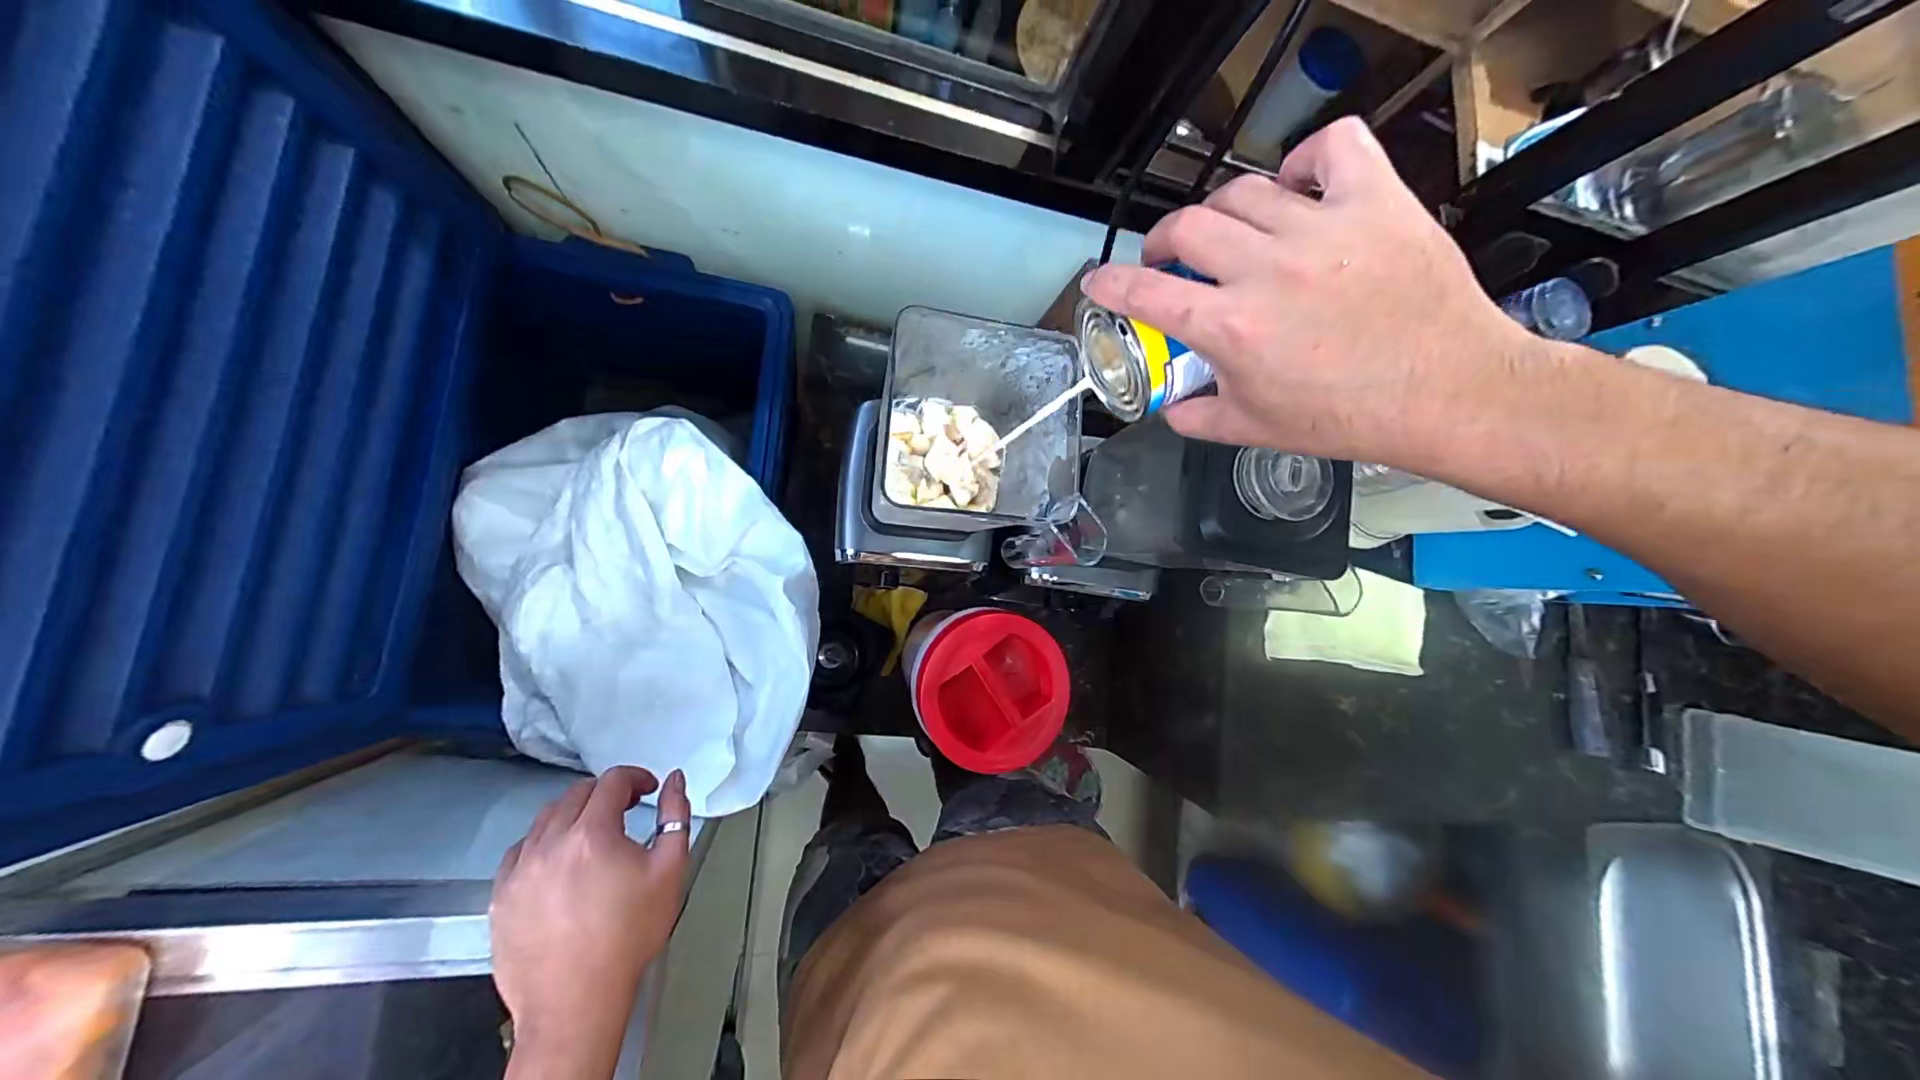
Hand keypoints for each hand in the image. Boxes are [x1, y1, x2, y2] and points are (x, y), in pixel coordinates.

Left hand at [492, 766, 690, 1078]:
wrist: (576, 1001)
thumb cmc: (628, 937)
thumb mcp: (670, 870)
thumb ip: (676, 816)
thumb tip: (674, 781)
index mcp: (593, 834)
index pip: (612, 781)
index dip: (635, 778)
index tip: (647, 790)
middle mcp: (550, 844)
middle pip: (576, 794)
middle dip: (605, 794)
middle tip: (626, 809)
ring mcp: (520, 870)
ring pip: (545, 818)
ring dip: (573, 814)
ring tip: (593, 835)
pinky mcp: (501, 896)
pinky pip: (519, 851)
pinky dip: (542, 843)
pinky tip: (559, 861)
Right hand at [1081, 117, 1540, 466]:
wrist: (1446, 393)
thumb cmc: (1352, 415)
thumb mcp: (1255, 429)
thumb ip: (1197, 416)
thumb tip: (1171, 408)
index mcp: (1232, 328)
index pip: (1144, 293)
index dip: (1110, 284)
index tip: (1100, 282)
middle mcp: (1267, 271)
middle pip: (1185, 227)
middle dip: (1163, 242)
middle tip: (1168, 257)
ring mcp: (1322, 229)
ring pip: (1244, 189)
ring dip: (1222, 212)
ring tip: (1230, 232)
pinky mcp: (1375, 203)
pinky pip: (1331, 147)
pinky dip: (1305, 158)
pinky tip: (1298, 184)